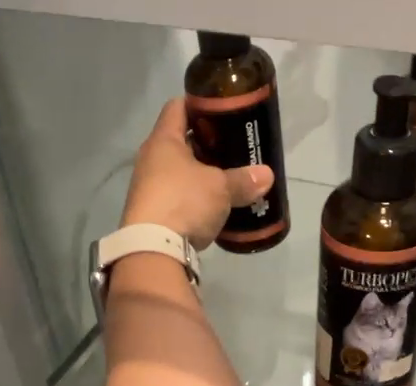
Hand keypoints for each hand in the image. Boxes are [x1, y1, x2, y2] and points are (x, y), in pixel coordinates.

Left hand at [122, 98, 274, 249]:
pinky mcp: (151, 215)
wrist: (153, 249)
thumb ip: (243, 180)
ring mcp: (148, 189)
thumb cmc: (185, 202)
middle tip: (232, 150)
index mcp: (163, 140)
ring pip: (178, 173)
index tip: (221, 111)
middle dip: (205, 145)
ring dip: (199, 175)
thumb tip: (267, 175)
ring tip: (226, 181)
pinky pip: (176, 199)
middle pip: (180, 142)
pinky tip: (212, 209)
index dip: (199, 105)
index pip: (178, 107)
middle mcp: (151, 159)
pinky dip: (193, 200)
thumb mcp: (220, 188)